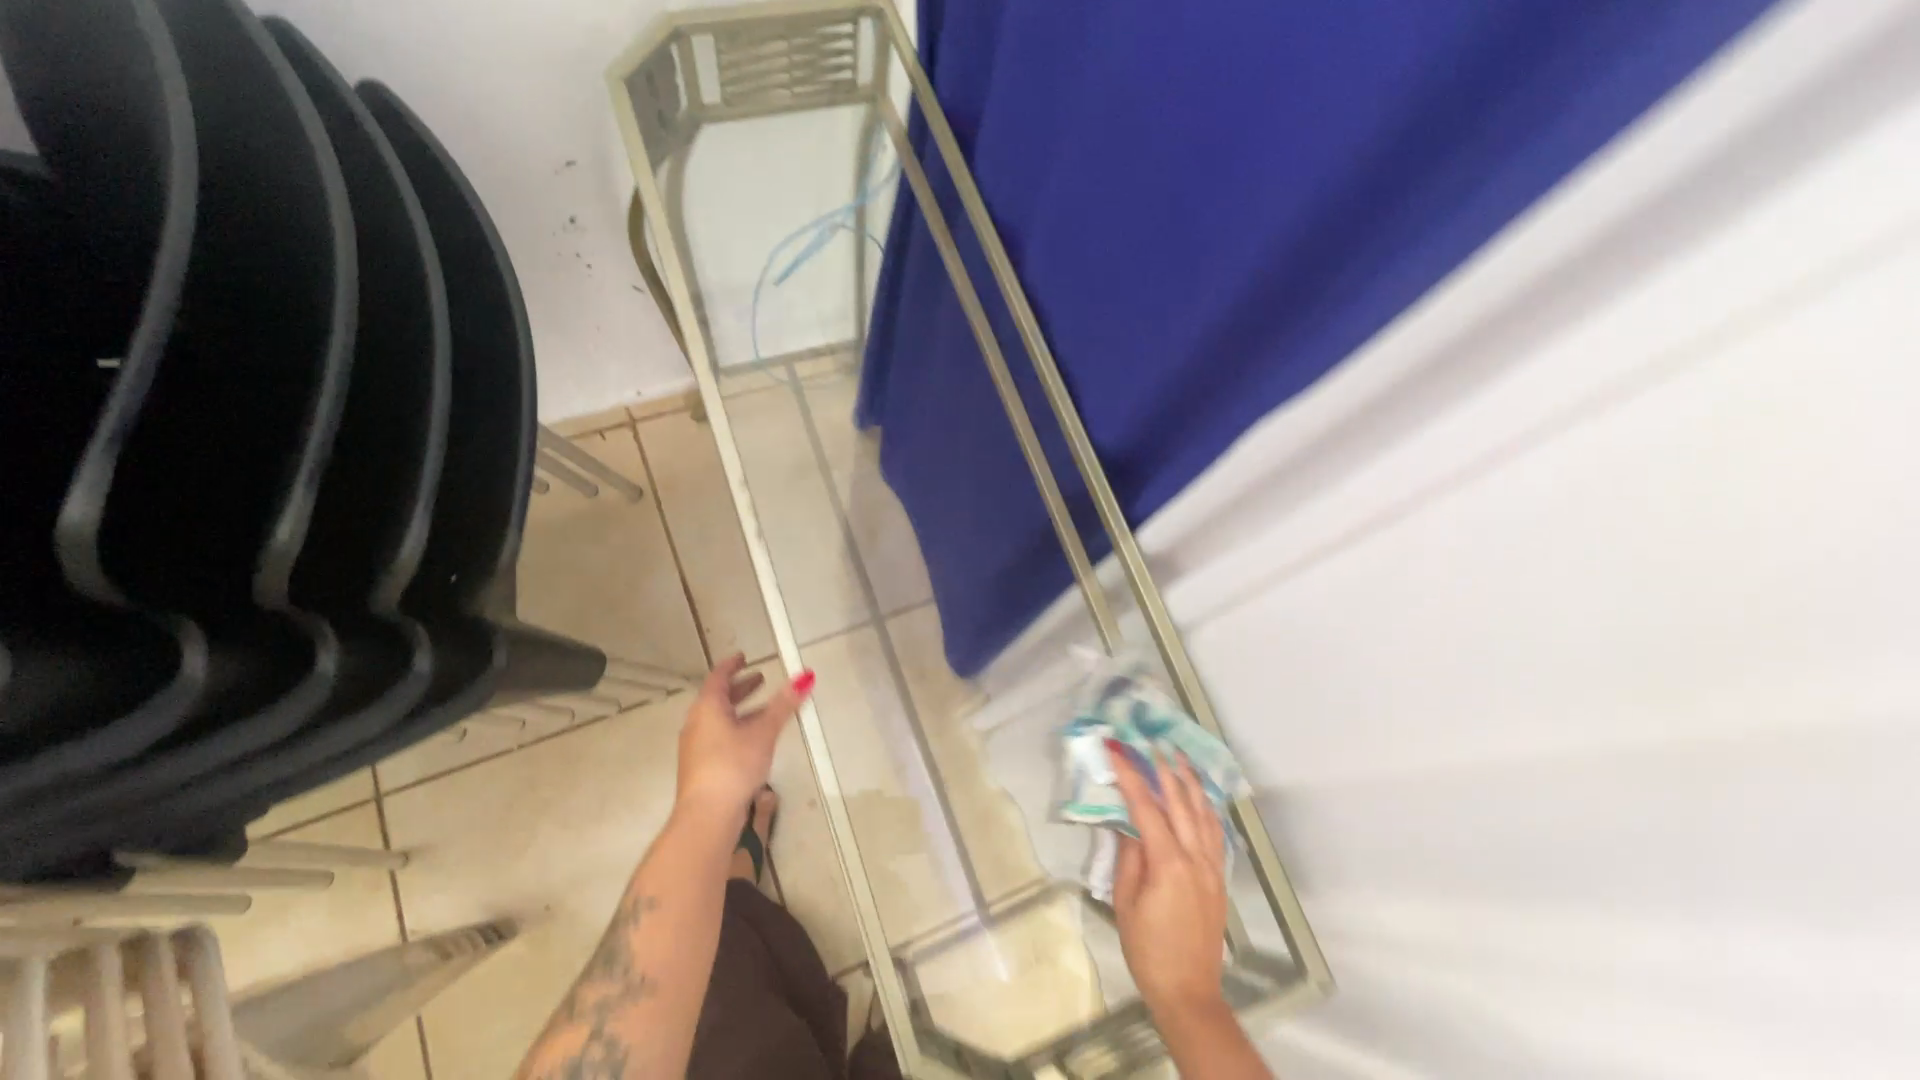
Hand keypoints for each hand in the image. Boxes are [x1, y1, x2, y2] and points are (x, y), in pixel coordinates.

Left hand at [674, 654, 813, 815]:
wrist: (707, 814)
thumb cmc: (734, 765)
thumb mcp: (763, 732)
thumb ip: (783, 705)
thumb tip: (805, 676)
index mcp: (707, 708)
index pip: (718, 677)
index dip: (732, 665)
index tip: (744, 656)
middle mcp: (697, 723)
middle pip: (718, 698)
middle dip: (740, 688)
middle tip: (760, 679)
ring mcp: (696, 746)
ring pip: (719, 720)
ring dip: (740, 710)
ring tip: (765, 710)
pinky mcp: (701, 766)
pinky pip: (719, 737)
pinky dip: (736, 729)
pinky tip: (754, 741)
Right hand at [1108, 741, 1228, 1022]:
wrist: (1187, 989)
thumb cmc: (1147, 949)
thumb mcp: (1126, 902)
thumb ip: (1129, 858)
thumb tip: (1129, 825)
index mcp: (1168, 862)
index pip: (1146, 806)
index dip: (1131, 774)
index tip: (1117, 748)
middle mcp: (1195, 857)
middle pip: (1180, 801)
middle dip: (1164, 768)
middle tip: (1151, 740)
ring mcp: (1212, 866)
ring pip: (1203, 812)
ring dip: (1190, 781)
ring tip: (1179, 756)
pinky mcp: (1219, 877)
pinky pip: (1214, 831)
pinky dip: (1206, 807)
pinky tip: (1199, 796)